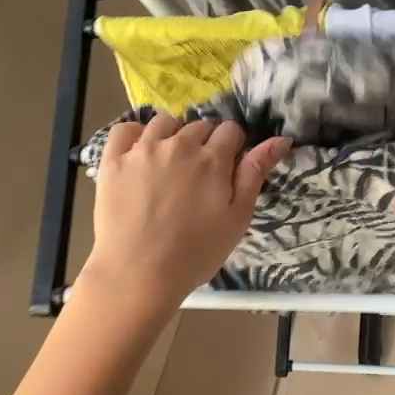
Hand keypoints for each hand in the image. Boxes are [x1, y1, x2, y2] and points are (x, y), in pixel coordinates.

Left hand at [81, 114, 289, 306]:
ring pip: (164, 122)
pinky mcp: (113, 160)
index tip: (228, 166)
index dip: (233, 146)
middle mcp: (179, 145)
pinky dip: (134, 135)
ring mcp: (143, 150)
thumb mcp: (238, 217)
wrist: (138, 273)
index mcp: (213, 159)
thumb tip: (281, 139)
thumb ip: (256, 174)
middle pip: (199, 125)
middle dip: (205, 141)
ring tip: (171, 160)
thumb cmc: (196, 253)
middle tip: (200, 172)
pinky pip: (124, 130)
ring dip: (173, 133)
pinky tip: (139, 152)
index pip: (230, 130)